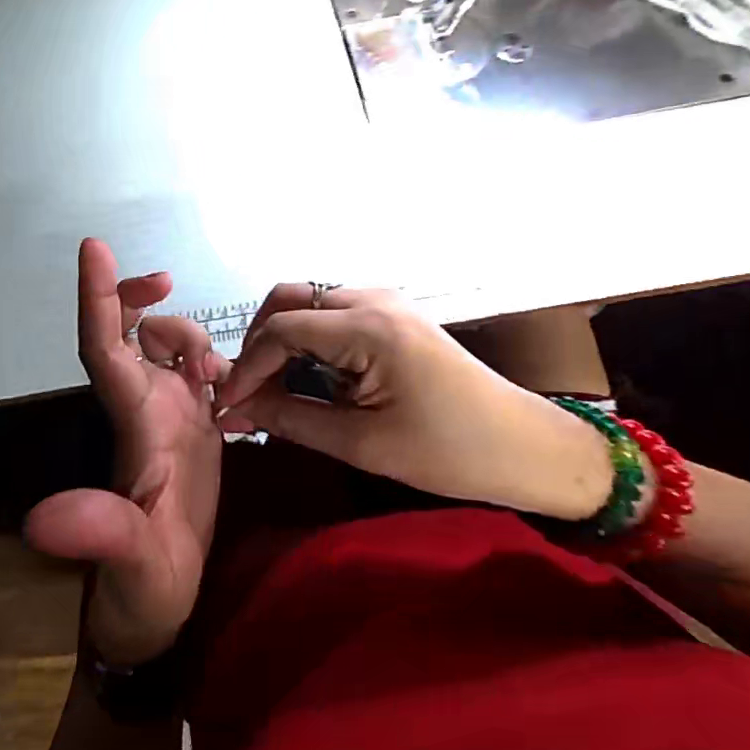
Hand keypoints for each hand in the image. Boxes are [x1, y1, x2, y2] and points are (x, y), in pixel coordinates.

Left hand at [24, 239, 227, 665]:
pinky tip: (231, 386)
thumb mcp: (128, 564)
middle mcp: (144, 407)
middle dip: (137, 296)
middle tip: (168, 281)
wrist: (165, 593)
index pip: (103, 350)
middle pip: (128, 332)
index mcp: (132, 423)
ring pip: (167, 344)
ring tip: (219, 376)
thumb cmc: (141, 583)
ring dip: (190, 337)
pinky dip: (215, 359)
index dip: (96, 299)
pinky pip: (199, 368)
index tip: (94, 247)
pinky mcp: (194, 423)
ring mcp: (169, 414)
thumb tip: (44, 519)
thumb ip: (100, 537)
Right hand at [213, 285, 612, 520]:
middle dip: (260, 342)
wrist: (519, 445)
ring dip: (284, 339)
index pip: (281, 328)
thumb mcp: (360, 442)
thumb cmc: (446, 451)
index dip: (247, 366)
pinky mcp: (396, 315)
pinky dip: (311, 340)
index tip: (229, 406)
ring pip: (311, 303)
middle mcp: (374, 299)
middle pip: (291, 300)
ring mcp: (388, 302)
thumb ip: (290, 418)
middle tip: (249, 392)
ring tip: (274, 390)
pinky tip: (310, 378)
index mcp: (368, 326)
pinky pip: (336, 314)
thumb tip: (235, 410)